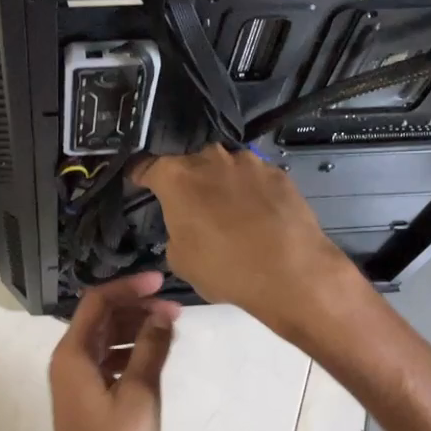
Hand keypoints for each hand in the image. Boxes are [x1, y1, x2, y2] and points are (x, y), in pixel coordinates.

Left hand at [44, 272, 179, 430]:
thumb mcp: (139, 394)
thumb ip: (151, 348)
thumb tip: (161, 314)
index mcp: (73, 353)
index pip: (98, 301)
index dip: (130, 287)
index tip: (161, 281)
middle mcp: (69, 359)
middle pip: (102, 317)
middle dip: (137, 308)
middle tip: (174, 310)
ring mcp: (75, 379)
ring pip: (106, 338)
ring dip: (136, 329)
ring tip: (170, 330)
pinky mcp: (86, 396)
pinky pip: (108, 359)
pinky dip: (131, 351)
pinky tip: (155, 356)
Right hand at [133, 146, 358, 337]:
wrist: (292, 272)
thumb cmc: (225, 268)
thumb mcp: (180, 260)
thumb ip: (175, 231)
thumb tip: (187, 226)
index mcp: (177, 177)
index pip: (146, 166)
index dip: (140, 175)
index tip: (139, 181)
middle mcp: (210, 158)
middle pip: (190, 164)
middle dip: (188, 182)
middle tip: (193, 209)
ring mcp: (248, 161)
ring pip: (225, 168)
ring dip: (222, 185)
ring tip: (231, 215)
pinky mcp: (278, 172)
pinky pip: (254, 178)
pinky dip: (252, 192)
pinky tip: (259, 217)